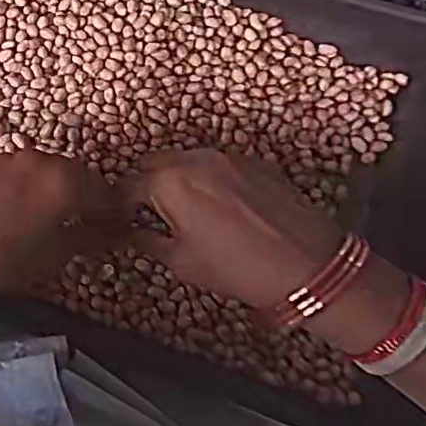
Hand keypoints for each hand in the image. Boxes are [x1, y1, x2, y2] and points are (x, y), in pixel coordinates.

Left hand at [0, 151, 118, 302]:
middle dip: (87, 197)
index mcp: (63, 181)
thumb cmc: (1, 264)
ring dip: (59, 188)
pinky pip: (24, 170)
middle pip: (78, 175)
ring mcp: (11, 157)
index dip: (113, 212)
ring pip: (49, 169)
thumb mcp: (53, 255)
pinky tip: (27, 208)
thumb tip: (113, 231)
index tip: (117, 227)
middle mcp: (40, 160)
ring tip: (56, 217)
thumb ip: (89, 236)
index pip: (104, 192)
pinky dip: (33, 184)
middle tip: (89, 223)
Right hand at [122, 149, 344, 311]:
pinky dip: (205, 177)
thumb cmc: (237, 267)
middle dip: (143, 184)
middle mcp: (194, 160)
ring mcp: (226, 157)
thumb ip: (145, 239)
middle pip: (151, 163)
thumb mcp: (179, 260)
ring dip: (173, 177)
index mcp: (168, 183)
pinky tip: (214, 204)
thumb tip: (129, 232)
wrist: (307, 267)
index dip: (117, 205)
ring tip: (179, 207)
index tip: (119, 219)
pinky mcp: (253, 162)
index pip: (125, 186)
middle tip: (144, 211)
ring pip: (183, 159)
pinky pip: (215, 163)